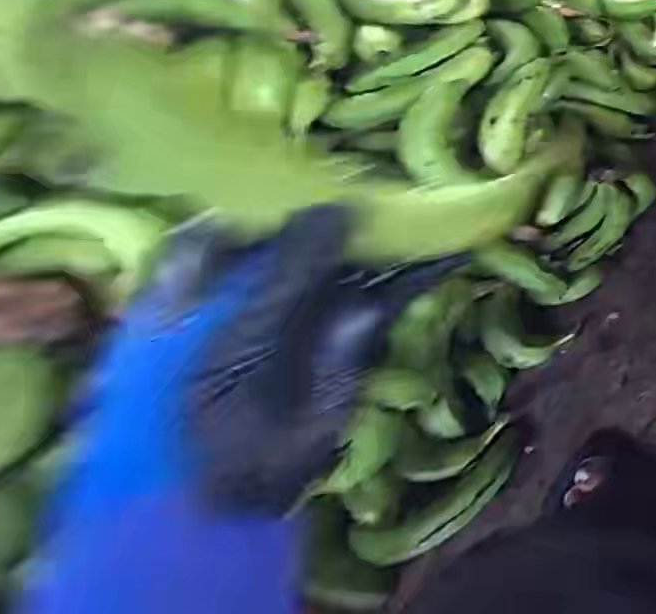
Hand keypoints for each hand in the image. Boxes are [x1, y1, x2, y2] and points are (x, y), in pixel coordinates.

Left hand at [66, 206, 462, 513]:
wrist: (228, 489)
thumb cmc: (197, 405)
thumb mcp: (234, 331)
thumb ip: (290, 267)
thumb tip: (342, 203)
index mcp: (204, 281)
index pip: (245, 218)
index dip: (285, 191)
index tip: (329, 165)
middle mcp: (262, 284)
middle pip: (316, 233)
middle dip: (362, 208)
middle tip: (407, 177)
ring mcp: (312, 306)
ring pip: (363, 258)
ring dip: (404, 237)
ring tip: (447, 205)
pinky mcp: (355, 327)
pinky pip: (395, 290)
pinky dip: (426, 271)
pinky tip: (458, 250)